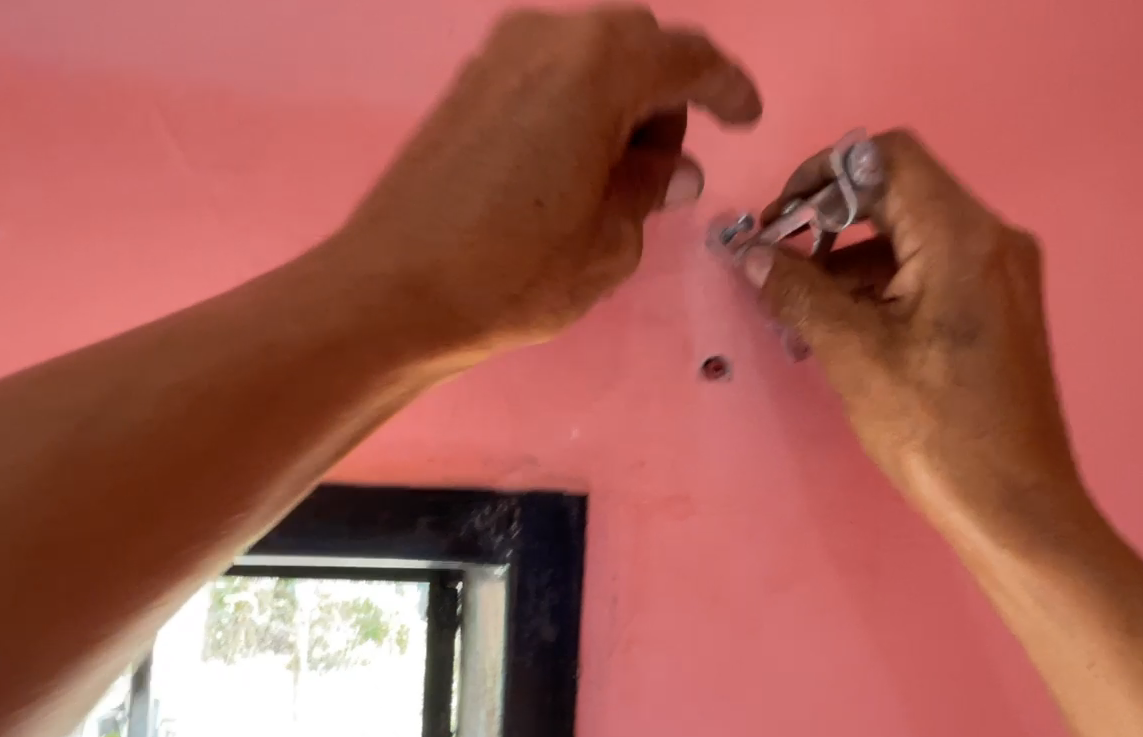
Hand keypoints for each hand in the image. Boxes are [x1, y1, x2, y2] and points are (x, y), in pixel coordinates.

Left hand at [337, 5, 759, 353]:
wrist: (395, 292)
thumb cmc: (514, 275)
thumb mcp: (608, 246)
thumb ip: (648, 192)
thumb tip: (670, 168)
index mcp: (598, 66)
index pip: (687, 60)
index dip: (727, 89)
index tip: (747, 119)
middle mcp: (547, 38)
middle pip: (633, 48)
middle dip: (664, 100)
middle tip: (663, 170)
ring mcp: (496, 58)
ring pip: (585, 62)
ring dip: (615, 108)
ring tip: (611, 182)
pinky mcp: (464, 90)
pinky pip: (543, 82)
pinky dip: (572, 114)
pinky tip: (565, 175)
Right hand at [737, 131, 1096, 553]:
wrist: (1012, 503)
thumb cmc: (932, 429)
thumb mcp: (855, 356)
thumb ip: (800, 293)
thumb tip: (753, 254)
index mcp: (962, 237)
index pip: (888, 157)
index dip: (824, 174)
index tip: (779, 218)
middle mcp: (991, 240)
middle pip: (900, 196)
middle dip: (830, 224)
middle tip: (778, 266)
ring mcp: (999, 277)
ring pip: (911, 241)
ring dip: (850, 264)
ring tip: (798, 312)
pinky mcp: (996, 311)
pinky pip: (929, 276)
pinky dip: (881, 291)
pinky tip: (841, 331)